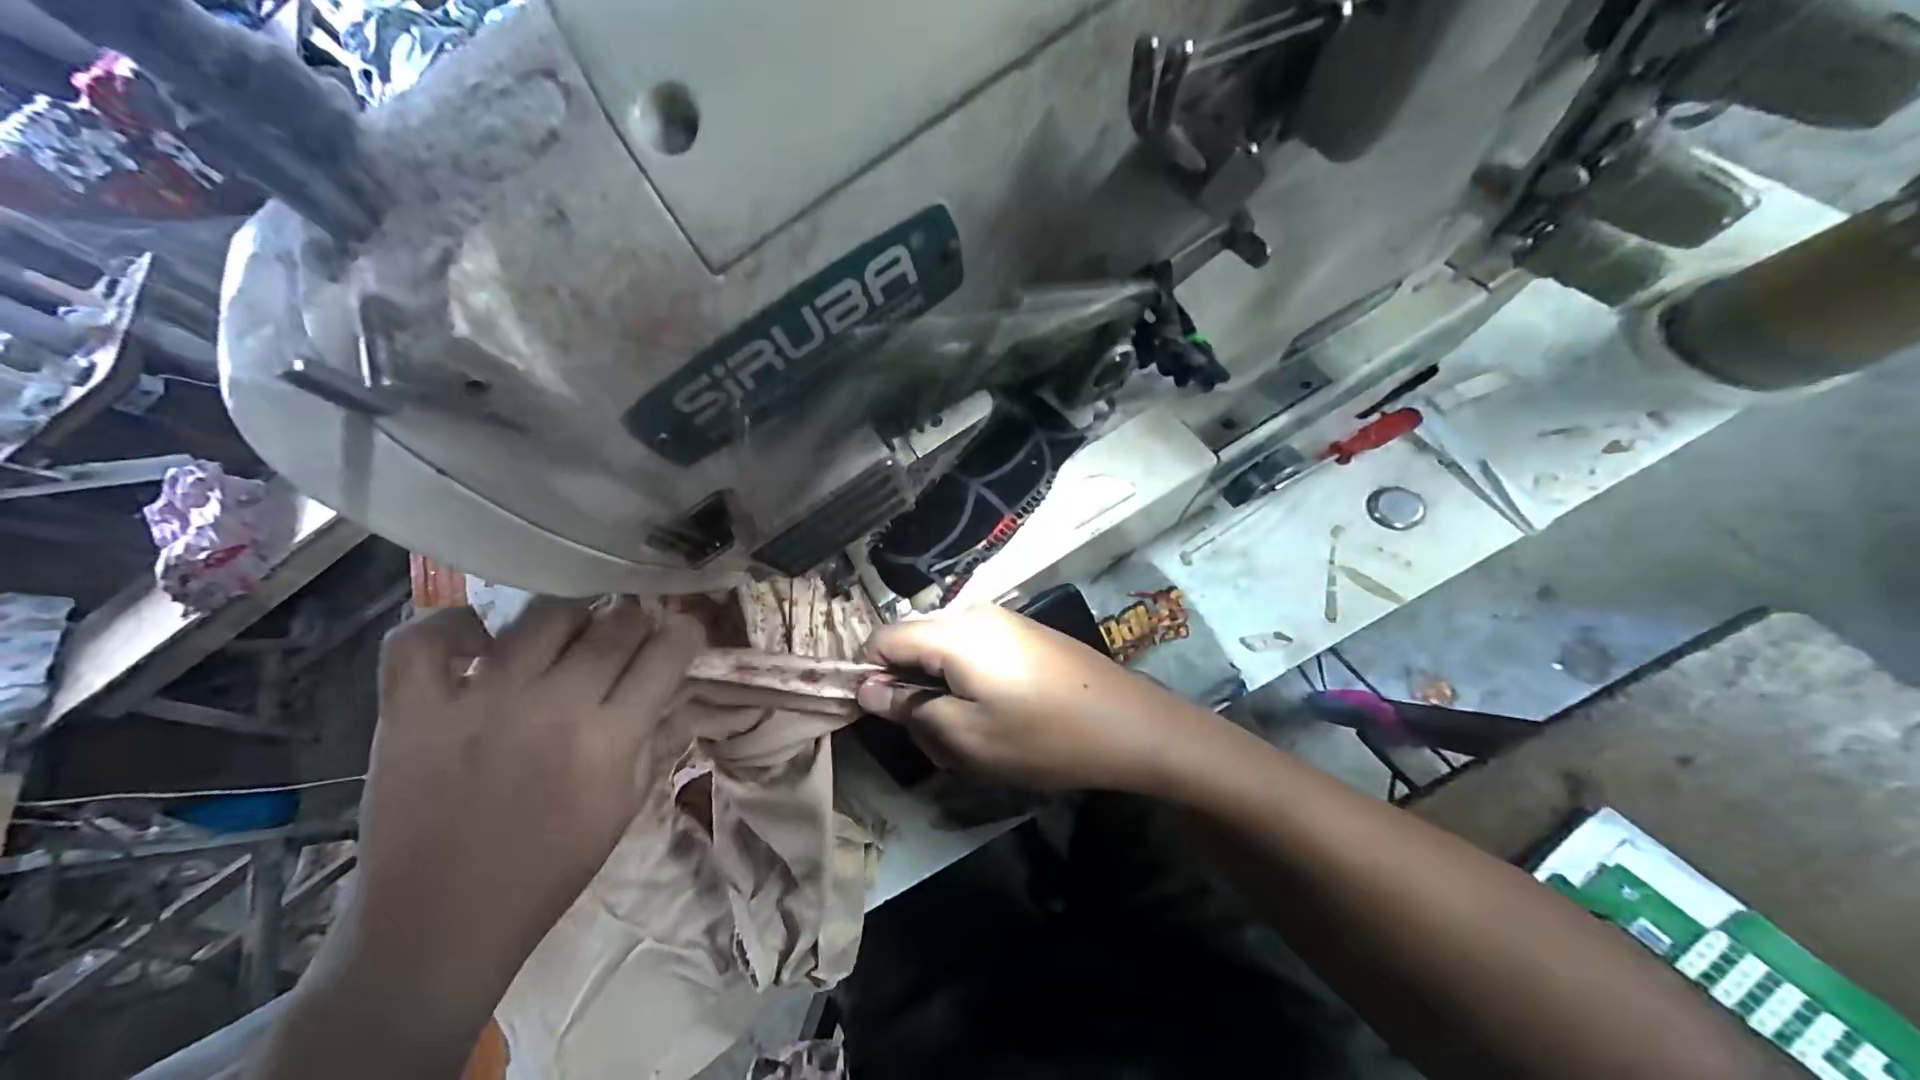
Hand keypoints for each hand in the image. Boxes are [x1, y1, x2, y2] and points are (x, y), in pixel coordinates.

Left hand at [266, 597, 703, 1077]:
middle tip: (632, 631)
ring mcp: (478, 702)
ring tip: (572, 631)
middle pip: (613, 625)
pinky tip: (479, 638)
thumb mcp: (625, 806)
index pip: (665, 655)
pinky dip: (451, 625)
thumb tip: (685, 689)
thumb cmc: (551, 869)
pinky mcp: (412, 711)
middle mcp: (551, 706)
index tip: (684, 631)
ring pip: (542, 615)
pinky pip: (422, 639)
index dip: (685, 634)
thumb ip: (660, 739)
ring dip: (572, 614)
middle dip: (636, 619)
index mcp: (609, 738)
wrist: (440, 925)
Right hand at [856, 605, 1212, 792]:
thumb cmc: (1043, 737)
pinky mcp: (1026, 636)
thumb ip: (908, 710)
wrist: (1132, 726)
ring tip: (975, 737)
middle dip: (913, 692)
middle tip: (939, 741)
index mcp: (953, 632)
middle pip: (914, 646)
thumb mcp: (965, 738)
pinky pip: (976, 655)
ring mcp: (1005, 622)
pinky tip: (1002, 720)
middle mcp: (974, 614)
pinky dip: (972, 686)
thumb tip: (866, 688)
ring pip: (946, 655)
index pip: (882, 639)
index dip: (871, 677)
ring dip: (945, 695)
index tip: (888, 719)